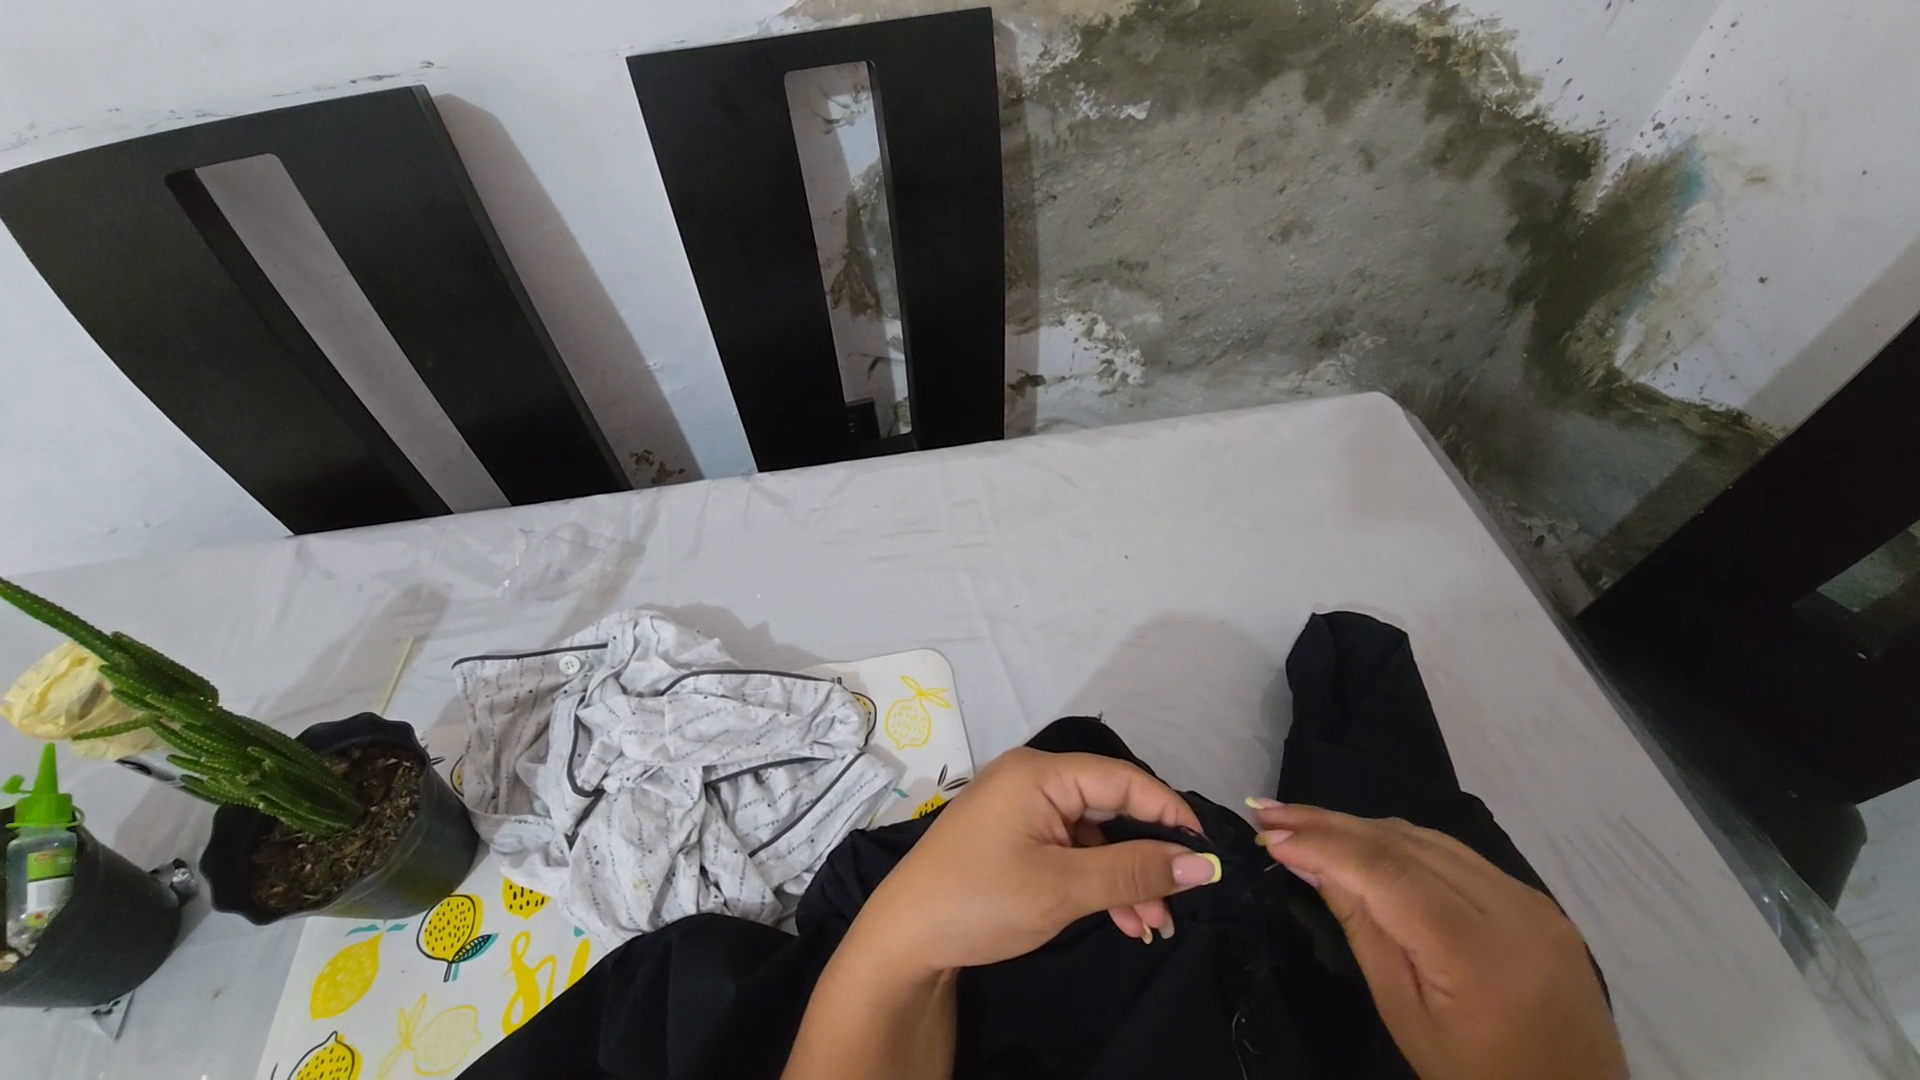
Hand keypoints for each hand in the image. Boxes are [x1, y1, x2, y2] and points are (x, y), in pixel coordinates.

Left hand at [858, 747, 1225, 973]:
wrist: (904, 938)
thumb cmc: (981, 901)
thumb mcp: (1063, 889)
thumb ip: (1134, 871)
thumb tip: (1201, 863)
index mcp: (1039, 773)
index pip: (1122, 778)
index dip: (1169, 811)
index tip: (1206, 851)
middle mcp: (1032, 780)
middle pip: (1109, 807)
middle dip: (1146, 856)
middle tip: (1178, 903)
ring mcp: (1022, 809)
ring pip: (1094, 835)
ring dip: (1125, 877)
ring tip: (1153, 925)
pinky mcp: (1016, 837)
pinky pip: (1071, 850)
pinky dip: (1097, 881)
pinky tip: (1122, 917)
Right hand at [1253, 802, 1626, 1079]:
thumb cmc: (1476, 1077)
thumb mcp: (1404, 1012)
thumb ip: (1360, 927)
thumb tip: (1306, 860)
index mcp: (1479, 952)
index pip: (1387, 873)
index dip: (1324, 845)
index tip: (1268, 834)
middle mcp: (1512, 909)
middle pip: (1404, 844)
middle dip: (1330, 823)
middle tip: (1269, 812)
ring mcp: (1529, 899)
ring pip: (1426, 838)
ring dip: (1358, 826)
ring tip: (1301, 820)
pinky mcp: (1532, 898)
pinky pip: (1452, 853)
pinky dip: (1396, 841)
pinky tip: (1358, 839)